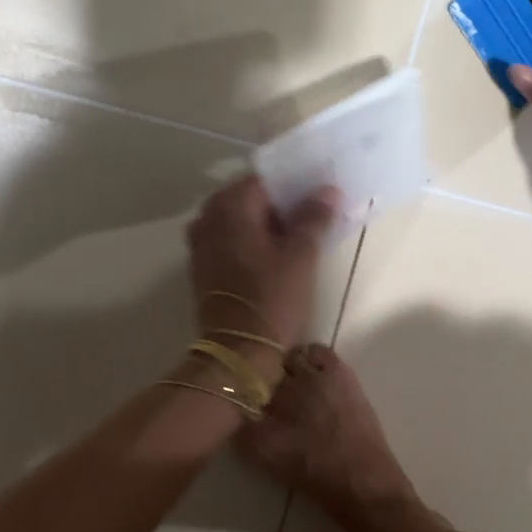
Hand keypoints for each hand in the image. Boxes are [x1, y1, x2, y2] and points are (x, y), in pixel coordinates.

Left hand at [188, 175, 339, 347]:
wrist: (238, 352)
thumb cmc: (272, 298)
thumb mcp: (301, 255)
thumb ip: (313, 217)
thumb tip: (328, 191)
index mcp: (229, 207)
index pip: (265, 178)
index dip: (294, 180)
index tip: (320, 185)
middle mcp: (208, 218)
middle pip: (251, 197)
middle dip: (282, 201)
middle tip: (317, 207)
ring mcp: (202, 244)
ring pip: (242, 219)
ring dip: (269, 221)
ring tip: (303, 229)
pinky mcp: (205, 267)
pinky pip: (234, 239)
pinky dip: (255, 238)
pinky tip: (281, 250)